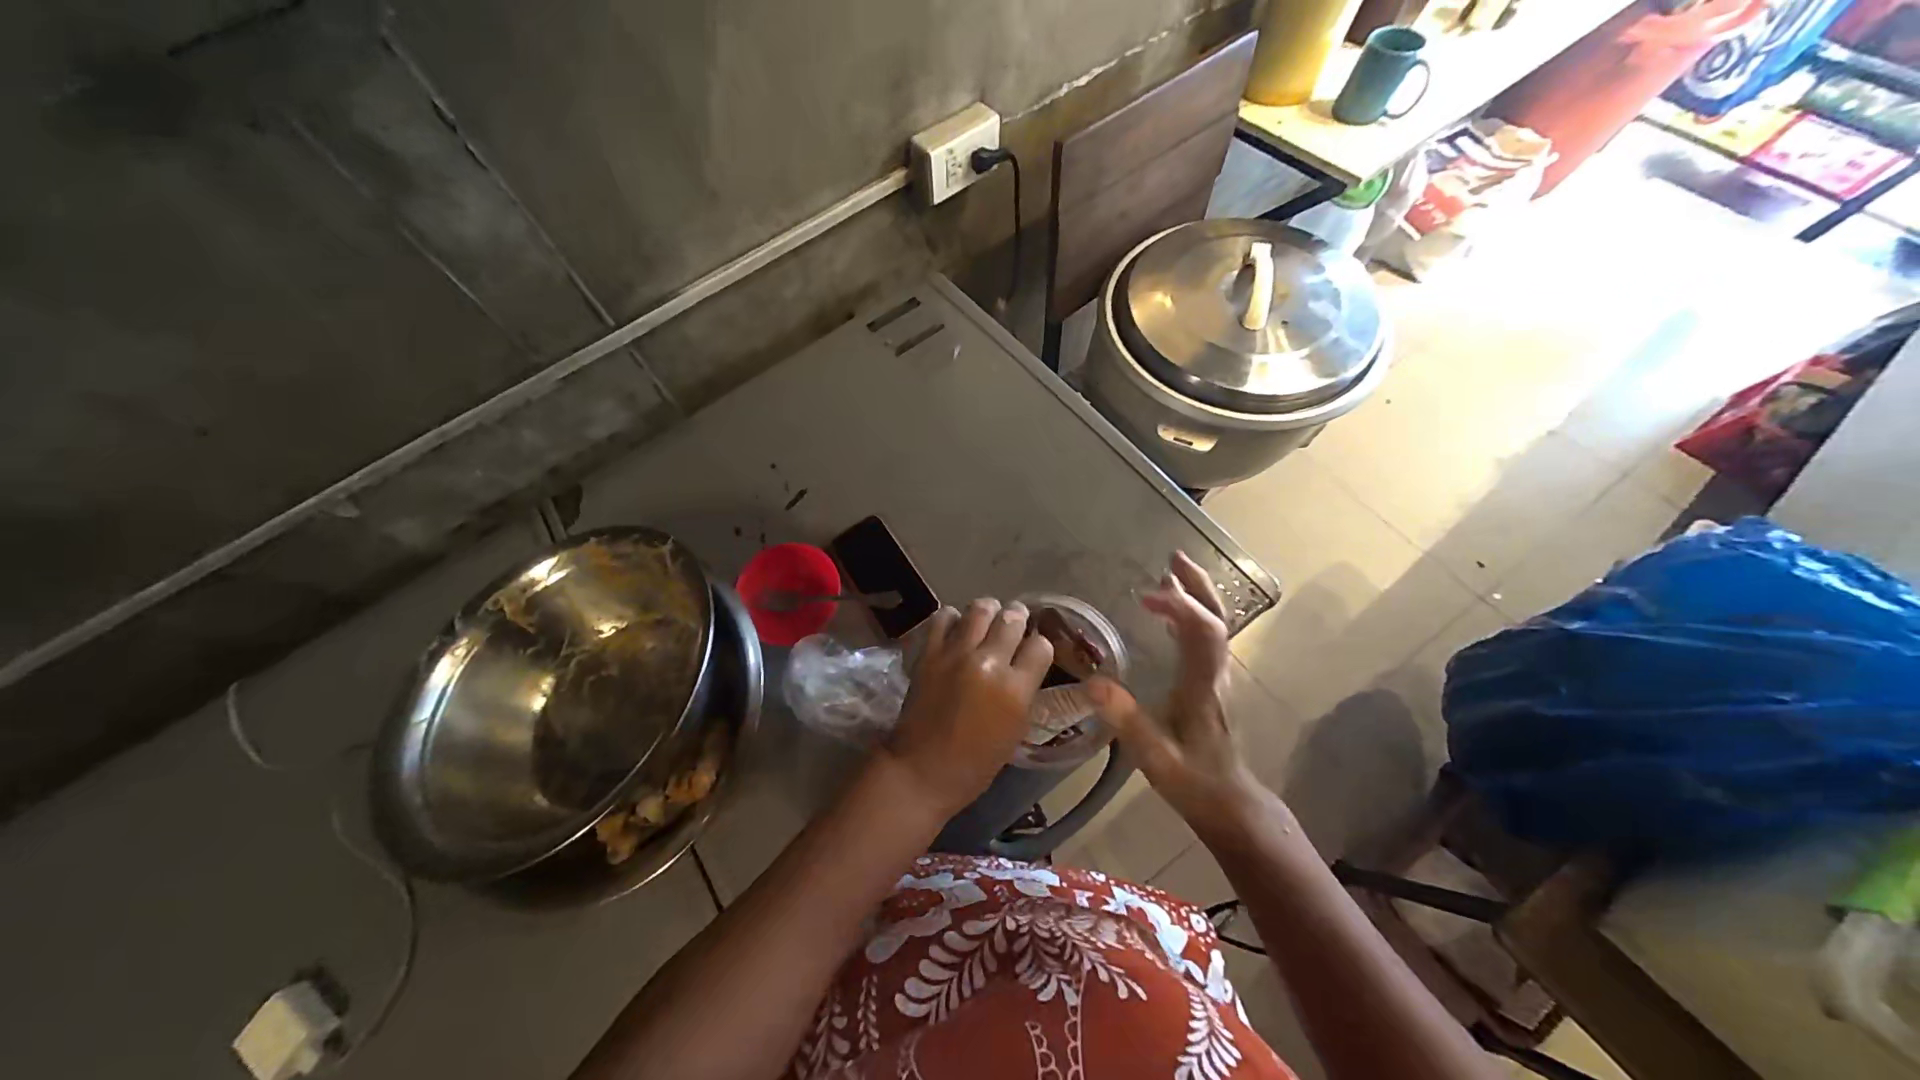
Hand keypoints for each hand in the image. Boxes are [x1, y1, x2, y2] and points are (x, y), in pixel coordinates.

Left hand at [881, 599, 1053, 817]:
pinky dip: (954, 618)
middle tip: (1014, 623)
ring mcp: (956, 654)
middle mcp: (989, 663)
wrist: (921, 770)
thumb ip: (1024, 692)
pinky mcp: (929, 652)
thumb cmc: (975, 764)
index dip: (1039, 646)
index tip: (1033, 650)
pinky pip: (944, 617)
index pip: (1040, 646)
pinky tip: (956, 629)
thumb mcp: (1016, 730)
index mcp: (1015, 690)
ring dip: (988, 611)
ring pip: (980, 609)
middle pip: (1012, 619)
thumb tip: (1024, 665)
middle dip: (1017, 618)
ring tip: (987, 620)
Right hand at [1087, 553, 1274, 835]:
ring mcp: (1217, 678)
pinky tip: (1171, 614)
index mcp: (1203, 685)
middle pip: (1217, 618)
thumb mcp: (1155, 757)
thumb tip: (1094, 683)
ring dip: (1197, 595)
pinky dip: (1191, 616)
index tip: (1145, 595)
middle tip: (1173, 559)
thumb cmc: (1193, 781)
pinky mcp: (1212, 685)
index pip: (1203, 631)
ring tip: (1170, 572)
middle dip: (1197, 586)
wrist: (1230, 803)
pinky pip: (1206, 638)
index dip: (1179, 605)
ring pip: (1215, 626)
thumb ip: (1127, 720)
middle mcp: (1215, 674)